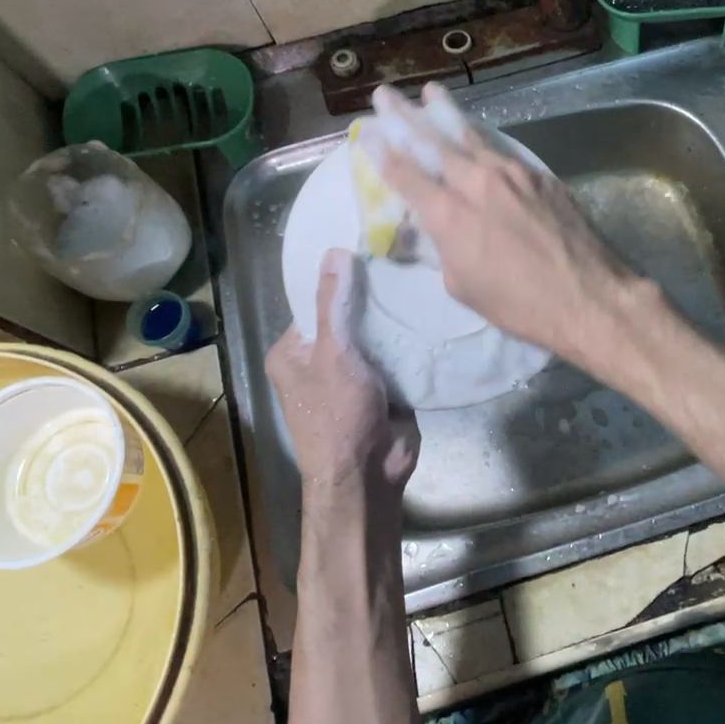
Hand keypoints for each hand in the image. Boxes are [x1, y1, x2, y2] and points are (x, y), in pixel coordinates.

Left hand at [267, 249, 418, 496]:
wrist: (368, 474)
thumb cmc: (337, 415)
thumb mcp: (332, 353)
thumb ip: (333, 304)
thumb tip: (334, 252)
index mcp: (293, 353)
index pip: (314, 303)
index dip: (340, 278)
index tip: (369, 249)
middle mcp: (320, 362)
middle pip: (348, 317)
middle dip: (373, 297)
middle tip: (402, 261)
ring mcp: (354, 376)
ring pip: (377, 336)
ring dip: (396, 320)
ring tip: (420, 280)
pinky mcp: (385, 387)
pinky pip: (398, 355)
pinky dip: (411, 342)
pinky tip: (431, 313)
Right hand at [373, 83, 654, 364]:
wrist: (589, 297)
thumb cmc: (521, 306)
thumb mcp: (463, 287)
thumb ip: (441, 249)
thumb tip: (429, 228)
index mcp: (450, 216)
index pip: (405, 175)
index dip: (381, 152)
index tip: (365, 132)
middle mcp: (478, 183)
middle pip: (433, 142)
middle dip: (405, 117)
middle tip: (385, 94)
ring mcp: (515, 175)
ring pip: (472, 137)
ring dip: (447, 114)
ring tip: (430, 92)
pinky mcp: (543, 177)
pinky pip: (504, 151)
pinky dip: (483, 139)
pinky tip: (477, 134)